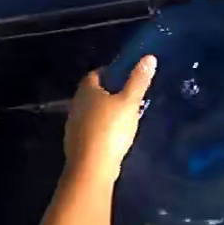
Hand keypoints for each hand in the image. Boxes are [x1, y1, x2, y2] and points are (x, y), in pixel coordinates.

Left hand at [63, 55, 156, 183]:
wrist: (91, 167)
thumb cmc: (110, 129)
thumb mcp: (129, 102)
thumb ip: (138, 80)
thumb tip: (149, 57)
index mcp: (87, 90)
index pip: (96, 73)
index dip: (110, 72)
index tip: (126, 76)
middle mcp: (76, 104)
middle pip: (93, 92)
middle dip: (109, 92)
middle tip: (129, 95)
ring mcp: (74, 124)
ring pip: (91, 111)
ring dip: (105, 111)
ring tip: (125, 115)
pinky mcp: (77, 142)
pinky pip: (91, 128)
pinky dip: (102, 127)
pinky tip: (115, 135)